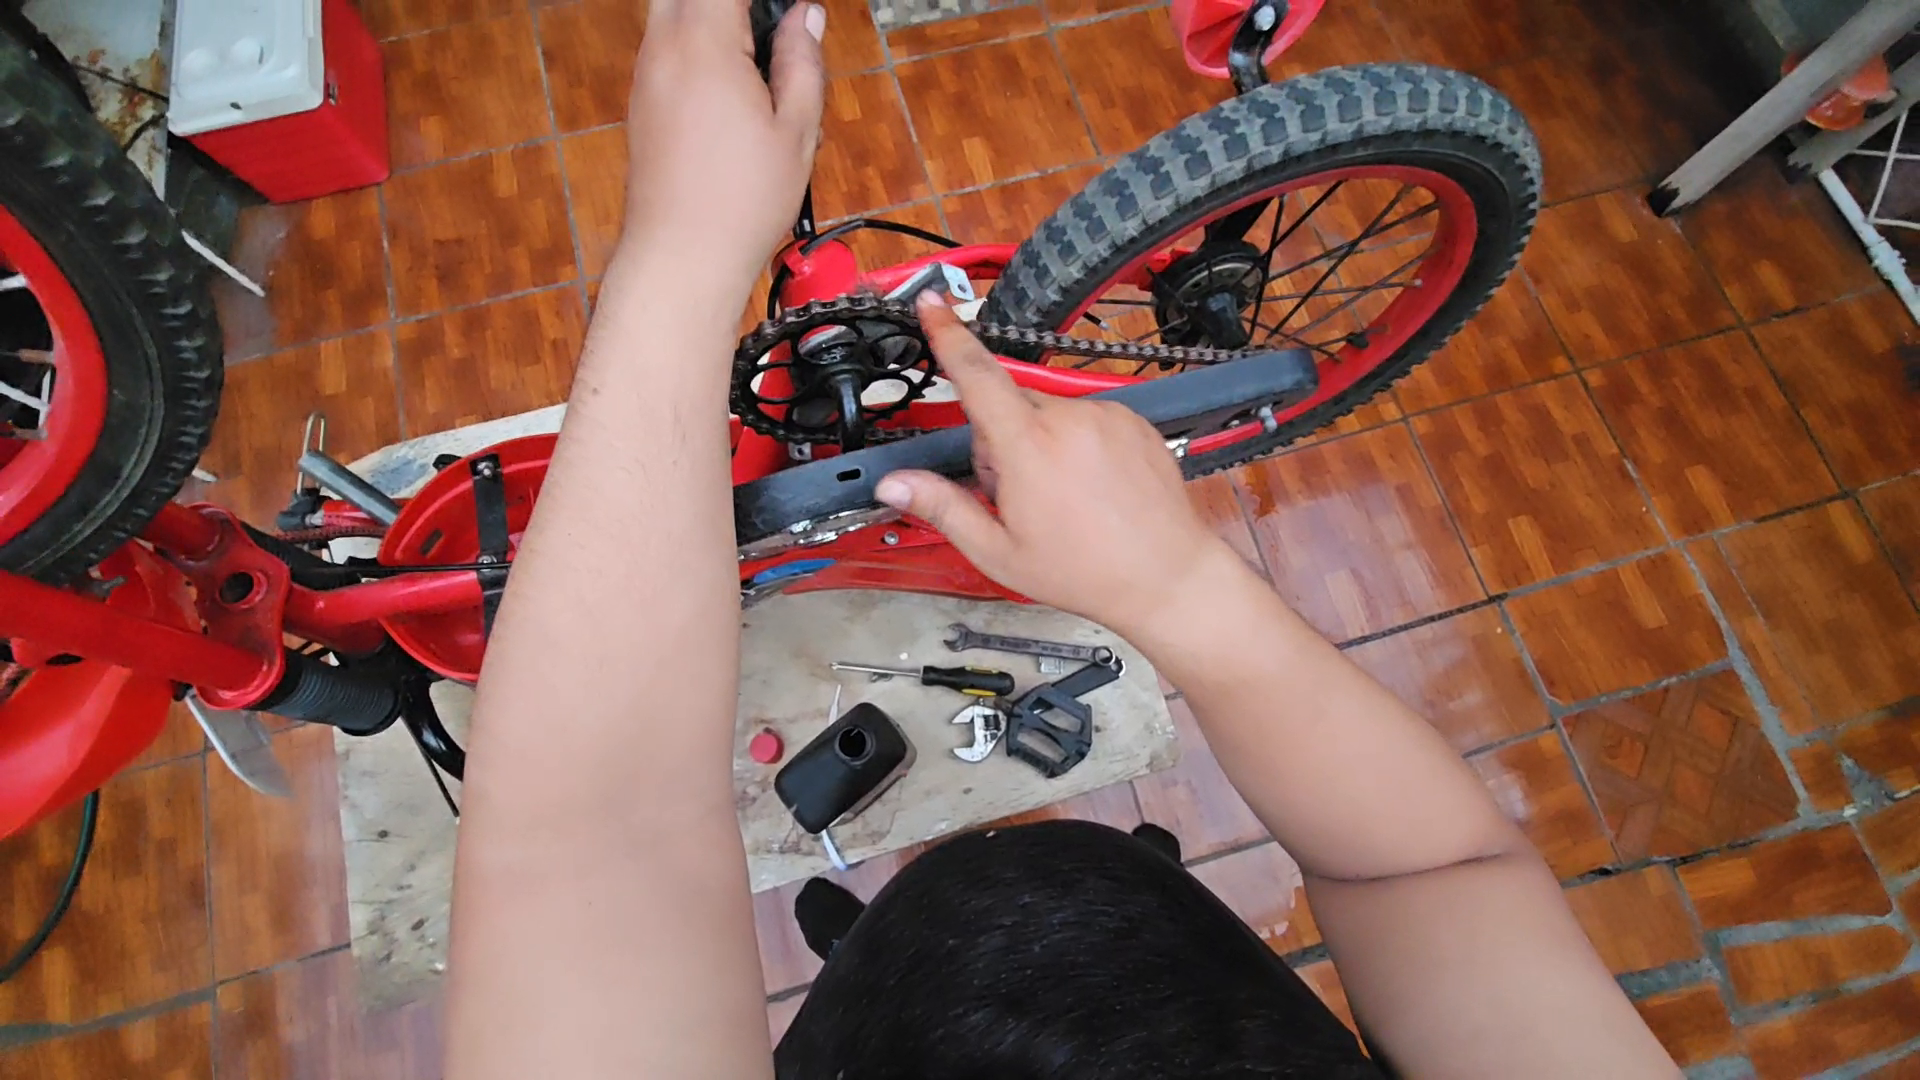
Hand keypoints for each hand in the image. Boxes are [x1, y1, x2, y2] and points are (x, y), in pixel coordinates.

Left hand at [620, 0, 825, 292]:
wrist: (682, 255)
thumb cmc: (745, 203)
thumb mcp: (795, 136)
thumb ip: (802, 65)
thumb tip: (805, 16)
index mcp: (705, 42)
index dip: (768, 0)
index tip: (792, 17)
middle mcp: (664, 45)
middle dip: (734, 8)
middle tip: (773, 41)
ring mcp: (646, 74)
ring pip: (675, 14)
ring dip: (715, 25)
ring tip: (759, 76)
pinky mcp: (641, 104)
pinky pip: (667, 51)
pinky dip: (698, 54)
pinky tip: (732, 105)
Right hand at [874, 294, 1242, 634]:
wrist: (1165, 575)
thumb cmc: (1082, 571)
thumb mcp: (999, 551)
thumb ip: (943, 507)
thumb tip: (893, 484)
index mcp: (1030, 447)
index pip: (978, 377)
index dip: (949, 337)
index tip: (932, 305)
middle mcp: (1070, 418)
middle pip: (1009, 404)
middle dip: (1001, 440)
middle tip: (1019, 495)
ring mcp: (1107, 415)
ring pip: (1048, 413)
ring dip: (1040, 441)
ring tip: (1062, 494)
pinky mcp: (1133, 419)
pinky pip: (1085, 417)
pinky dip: (1076, 441)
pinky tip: (1091, 484)